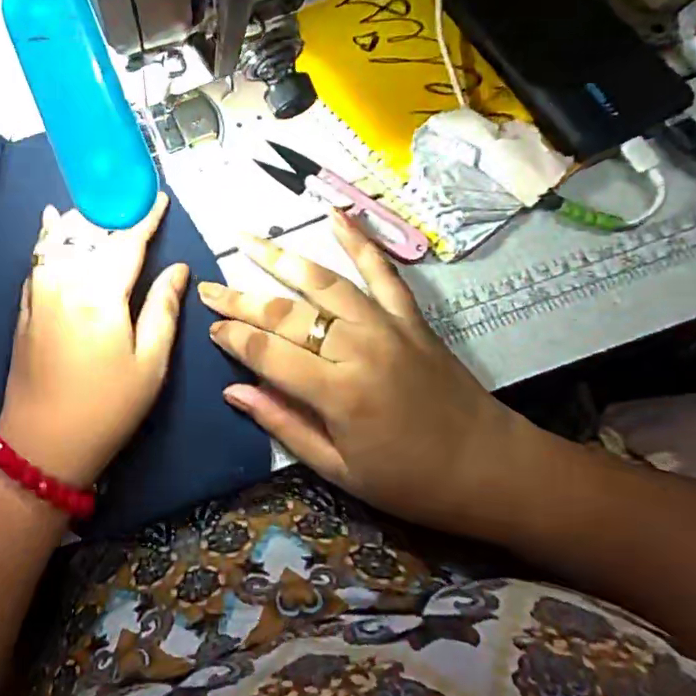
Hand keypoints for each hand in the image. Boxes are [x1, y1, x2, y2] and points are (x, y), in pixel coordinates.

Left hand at [0, 194, 189, 487]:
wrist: (41, 445)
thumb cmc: (107, 407)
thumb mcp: (150, 364)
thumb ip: (164, 309)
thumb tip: (177, 268)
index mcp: (99, 294)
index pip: (127, 242)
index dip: (146, 218)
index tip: (159, 197)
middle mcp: (64, 282)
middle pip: (89, 232)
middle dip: (110, 210)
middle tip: (130, 195)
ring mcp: (38, 292)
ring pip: (59, 238)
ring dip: (80, 217)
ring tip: (99, 202)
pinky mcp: (25, 306)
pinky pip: (38, 257)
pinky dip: (49, 235)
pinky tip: (53, 222)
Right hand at [199, 211, 528, 530]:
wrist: (488, 466)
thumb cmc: (410, 480)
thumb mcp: (339, 470)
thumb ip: (283, 424)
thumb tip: (232, 391)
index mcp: (338, 394)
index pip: (267, 352)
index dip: (232, 337)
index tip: (208, 326)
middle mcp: (358, 349)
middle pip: (286, 314)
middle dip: (240, 300)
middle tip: (207, 288)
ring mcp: (386, 326)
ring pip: (323, 283)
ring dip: (281, 259)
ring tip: (247, 239)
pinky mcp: (410, 316)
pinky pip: (381, 271)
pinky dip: (358, 241)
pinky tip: (334, 214)